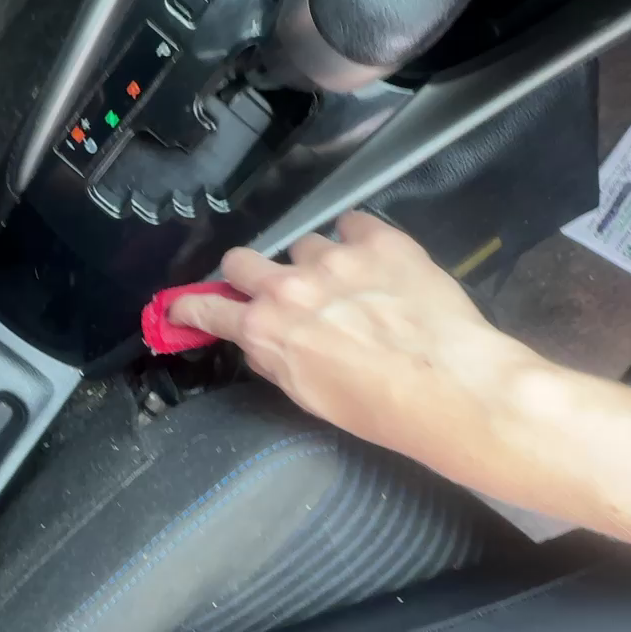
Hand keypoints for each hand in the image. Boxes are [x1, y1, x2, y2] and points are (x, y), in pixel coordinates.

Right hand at [169, 212, 553, 484]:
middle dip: (248, 274)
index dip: (189, 306)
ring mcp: (332, 257)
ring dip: (314, 264)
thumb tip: (259, 342)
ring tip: (347, 284)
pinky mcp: (379, 240)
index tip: (183, 306)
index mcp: (263, 328)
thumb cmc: (372, 407)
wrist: (447, 385)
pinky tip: (374, 262)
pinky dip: (356, 240)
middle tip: (271, 289)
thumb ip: (272, 359)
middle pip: (242, 260)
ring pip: (303, 245)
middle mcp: (287, 286)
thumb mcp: (305, 394)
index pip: (206, 307)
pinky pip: (352, 225)